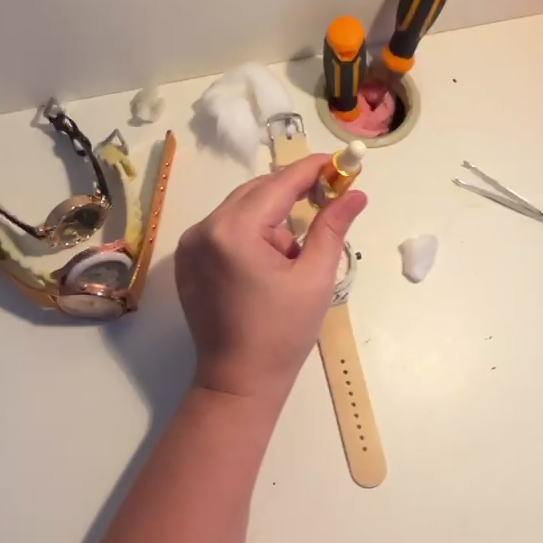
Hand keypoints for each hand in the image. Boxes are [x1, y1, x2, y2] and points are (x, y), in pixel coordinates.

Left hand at [175, 154, 367, 402]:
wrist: (238, 380)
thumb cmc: (282, 334)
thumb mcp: (314, 279)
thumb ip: (332, 228)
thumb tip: (355, 193)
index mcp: (233, 232)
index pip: (278, 184)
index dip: (311, 170)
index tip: (339, 162)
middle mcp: (203, 230)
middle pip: (256, 192)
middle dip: (292, 195)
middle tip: (327, 204)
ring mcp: (190, 246)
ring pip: (240, 210)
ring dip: (271, 220)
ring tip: (292, 257)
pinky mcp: (187, 262)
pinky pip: (224, 230)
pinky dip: (250, 235)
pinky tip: (267, 266)